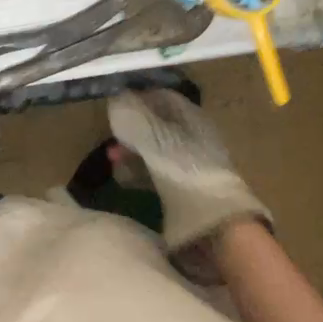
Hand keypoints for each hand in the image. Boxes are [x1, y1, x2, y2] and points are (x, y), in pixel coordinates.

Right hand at [107, 89, 269, 254]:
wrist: (212, 224)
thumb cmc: (185, 173)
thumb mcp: (155, 140)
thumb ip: (134, 118)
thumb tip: (116, 99)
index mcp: (193, 119)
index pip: (164, 98)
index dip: (139, 97)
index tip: (114, 102)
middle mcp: (193, 139)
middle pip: (157, 125)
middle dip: (131, 128)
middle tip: (110, 133)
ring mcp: (189, 166)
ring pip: (154, 151)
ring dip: (131, 152)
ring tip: (111, 159)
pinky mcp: (183, 191)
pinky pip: (156, 174)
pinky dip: (138, 173)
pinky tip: (121, 177)